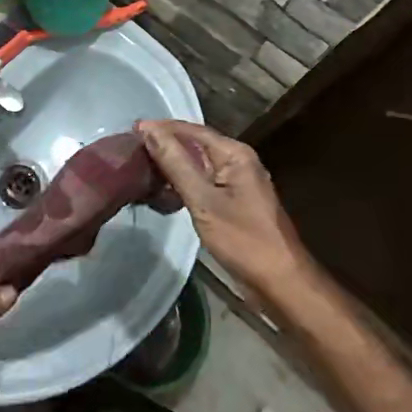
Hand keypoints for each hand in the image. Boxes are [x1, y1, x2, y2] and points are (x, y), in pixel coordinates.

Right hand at [136, 120, 310, 296]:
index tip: (129, 131)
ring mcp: (237, 180)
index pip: (190, 129)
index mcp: (234, 153)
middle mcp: (237, 160)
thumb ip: (175, 162)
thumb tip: (148, 129)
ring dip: (171, 163)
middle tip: (130, 150)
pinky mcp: (233, 199)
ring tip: (140, 166)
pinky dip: (183, 181)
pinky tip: (163, 189)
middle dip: (164, 144)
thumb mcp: (203, 200)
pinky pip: (203, 180)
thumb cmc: (244, 240)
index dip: (160, 128)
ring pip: (197, 162)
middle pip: (194, 143)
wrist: (282, 284)